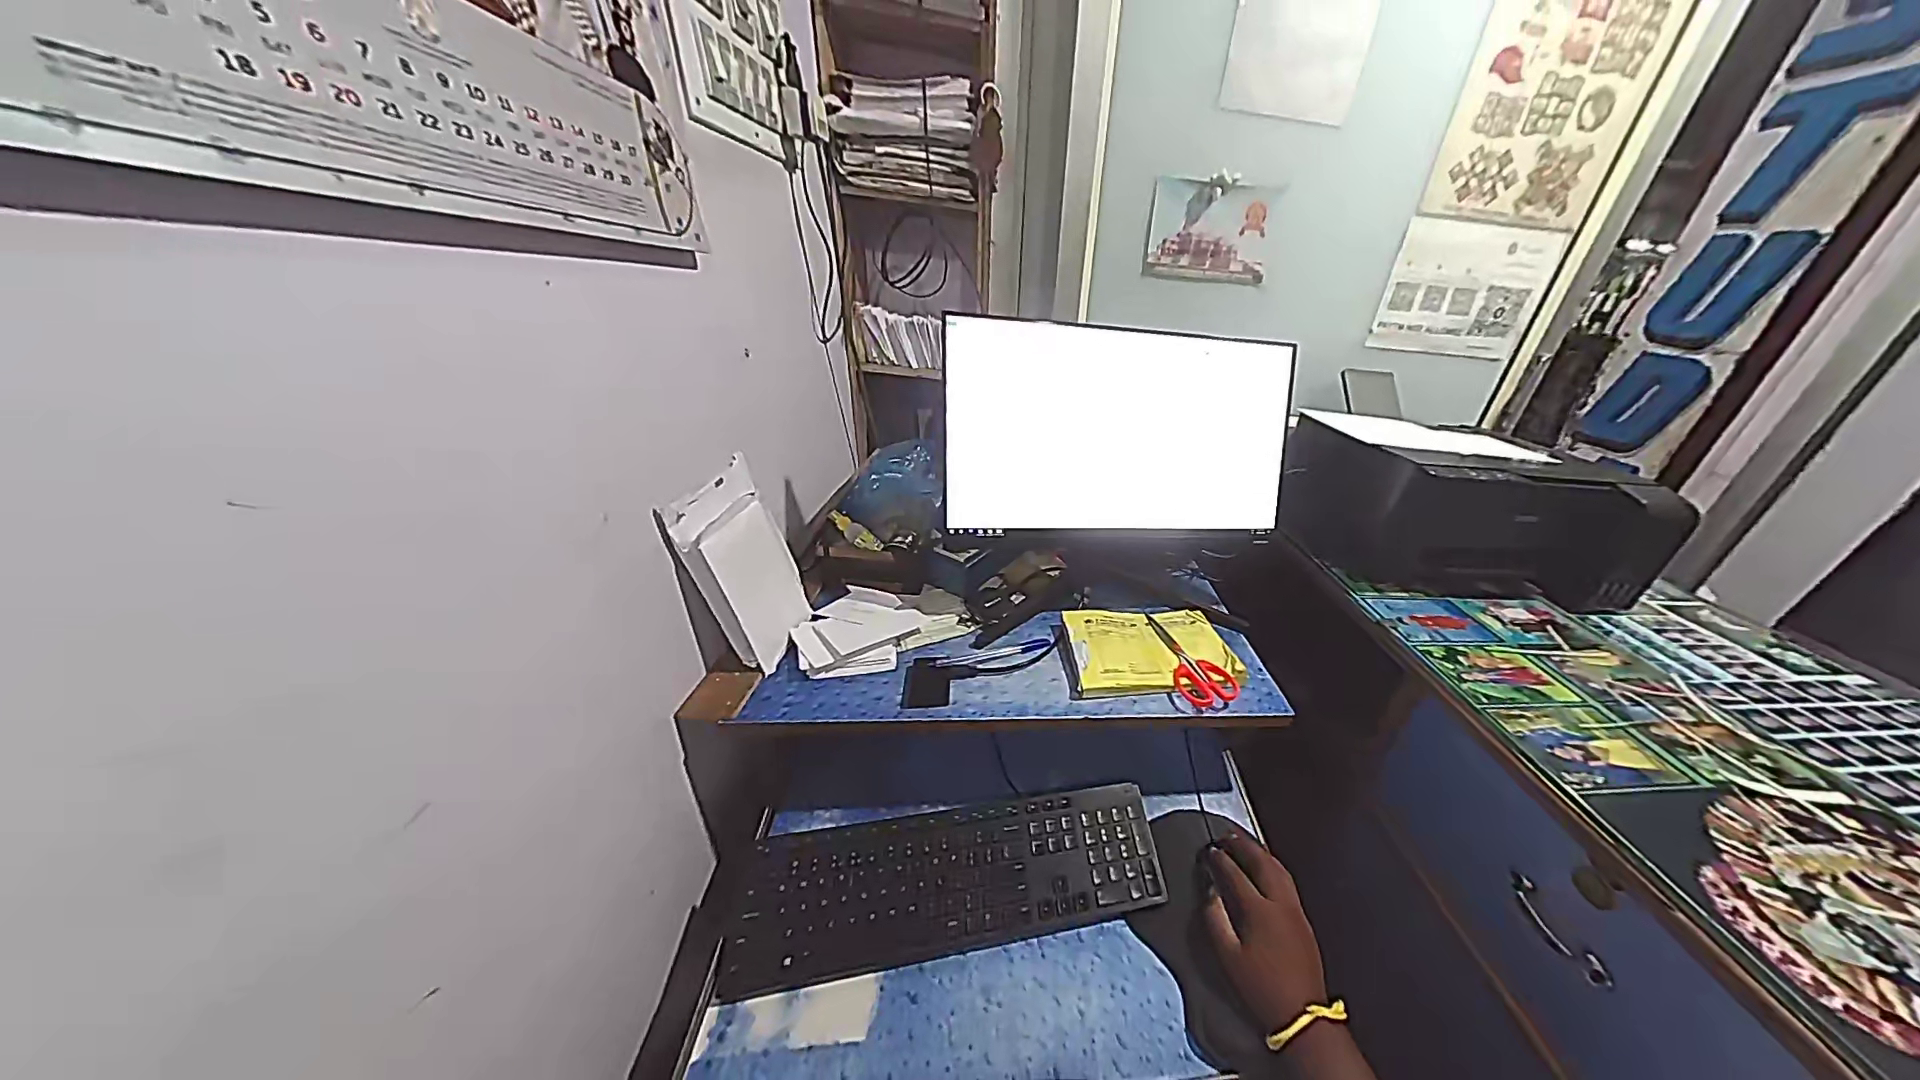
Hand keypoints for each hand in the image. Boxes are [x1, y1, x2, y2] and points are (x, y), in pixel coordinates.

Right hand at [1201, 831, 1326, 1030]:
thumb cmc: (1261, 988)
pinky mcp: (1304, 921)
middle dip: (1243, 845)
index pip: (1235, 874)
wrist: (1302, 1015)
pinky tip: (1266, 868)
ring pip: (1280, 870)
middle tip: (1228, 835)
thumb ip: (1215, 919)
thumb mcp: (1227, 955)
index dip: (1219, 859)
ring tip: (1246, 844)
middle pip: (1262, 863)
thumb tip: (1210, 894)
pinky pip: (1287, 882)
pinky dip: (1273, 866)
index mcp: (1259, 911)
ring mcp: (1296, 912)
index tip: (1209, 851)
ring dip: (1261, 853)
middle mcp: (1281, 905)